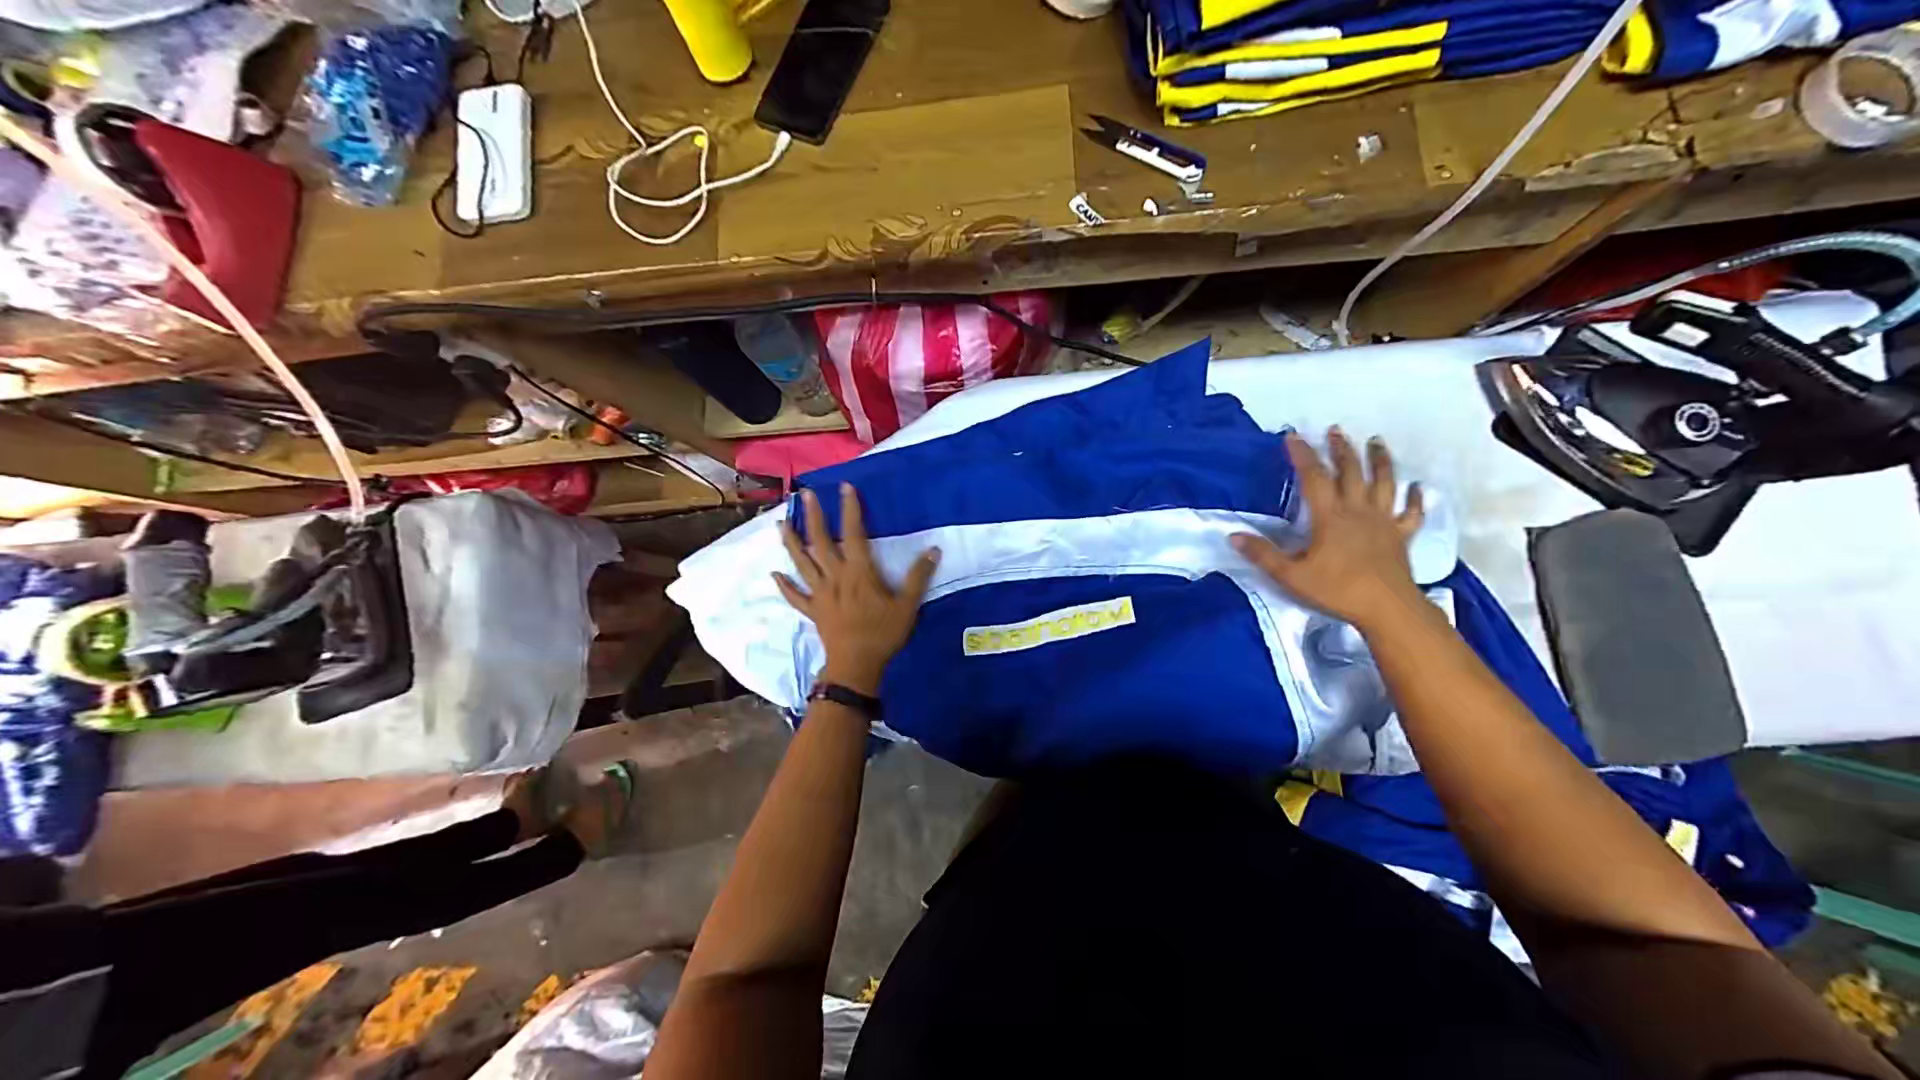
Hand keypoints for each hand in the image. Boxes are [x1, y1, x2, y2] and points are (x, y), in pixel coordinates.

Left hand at [775, 483, 939, 695]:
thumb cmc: (883, 634)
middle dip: (813, 516)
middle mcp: (835, 576)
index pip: (854, 533)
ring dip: (791, 542)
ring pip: (801, 563)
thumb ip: (919, 576)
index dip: (850, 509)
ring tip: (780, 523)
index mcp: (858, 571)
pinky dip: (785, 585)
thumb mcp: (908, 605)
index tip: (845, 487)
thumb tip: (934, 550)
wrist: (856, 666)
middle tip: (805, 495)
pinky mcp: (812, 610)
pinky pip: (795, 596)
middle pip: (821, 541)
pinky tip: (775, 574)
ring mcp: (820, 593)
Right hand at [1232, 428, 1426, 629]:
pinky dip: (1415, 499)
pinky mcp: (1400, 537)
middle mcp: (1357, 511)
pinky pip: (1410, 514)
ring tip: (1376, 441)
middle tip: (1335, 430)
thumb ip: (1263, 555)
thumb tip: (1233, 536)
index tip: (1293, 436)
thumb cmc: (1337, 590)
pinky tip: (1418, 487)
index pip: (1313, 478)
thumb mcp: (1291, 575)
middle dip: (1341, 449)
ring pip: (1383, 483)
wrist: (1387, 609)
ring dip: (1380, 461)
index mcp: (1330, 517)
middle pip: (1350, 472)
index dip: (1303, 455)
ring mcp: (1383, 522)